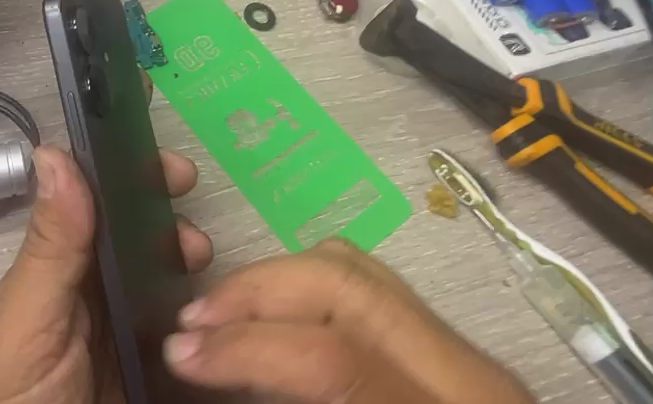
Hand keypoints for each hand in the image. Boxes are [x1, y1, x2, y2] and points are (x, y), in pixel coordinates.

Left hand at [0, 146, 212, 403]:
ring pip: (162, 268)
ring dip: (184, 248)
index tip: (143, 127)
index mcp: (53, 265)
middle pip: (131, 226)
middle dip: (159, 196)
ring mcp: (124, 326)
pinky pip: (185, 324)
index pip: (85, 198)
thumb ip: (49, 246)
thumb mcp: (27, 319)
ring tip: (198, 252)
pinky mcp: (153, 365)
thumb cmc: (10, 396)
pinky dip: (204, 306)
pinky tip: (213, 298)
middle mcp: (90, 287)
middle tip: (185, 181)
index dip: (113, 160)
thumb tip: (54, 153)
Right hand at [163, 239, 534, 402]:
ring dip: (278, 278)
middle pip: (346, 284)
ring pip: (361, 269)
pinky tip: (278, 315)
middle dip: (255, 291)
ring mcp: (472, 363)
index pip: (335, 359)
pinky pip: (375, 288)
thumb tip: (221, 379)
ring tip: (225, 311)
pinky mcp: (460, 359)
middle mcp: (472, 382)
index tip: (180, 353)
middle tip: (194, 320)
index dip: (245, 347)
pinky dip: (311, 285)